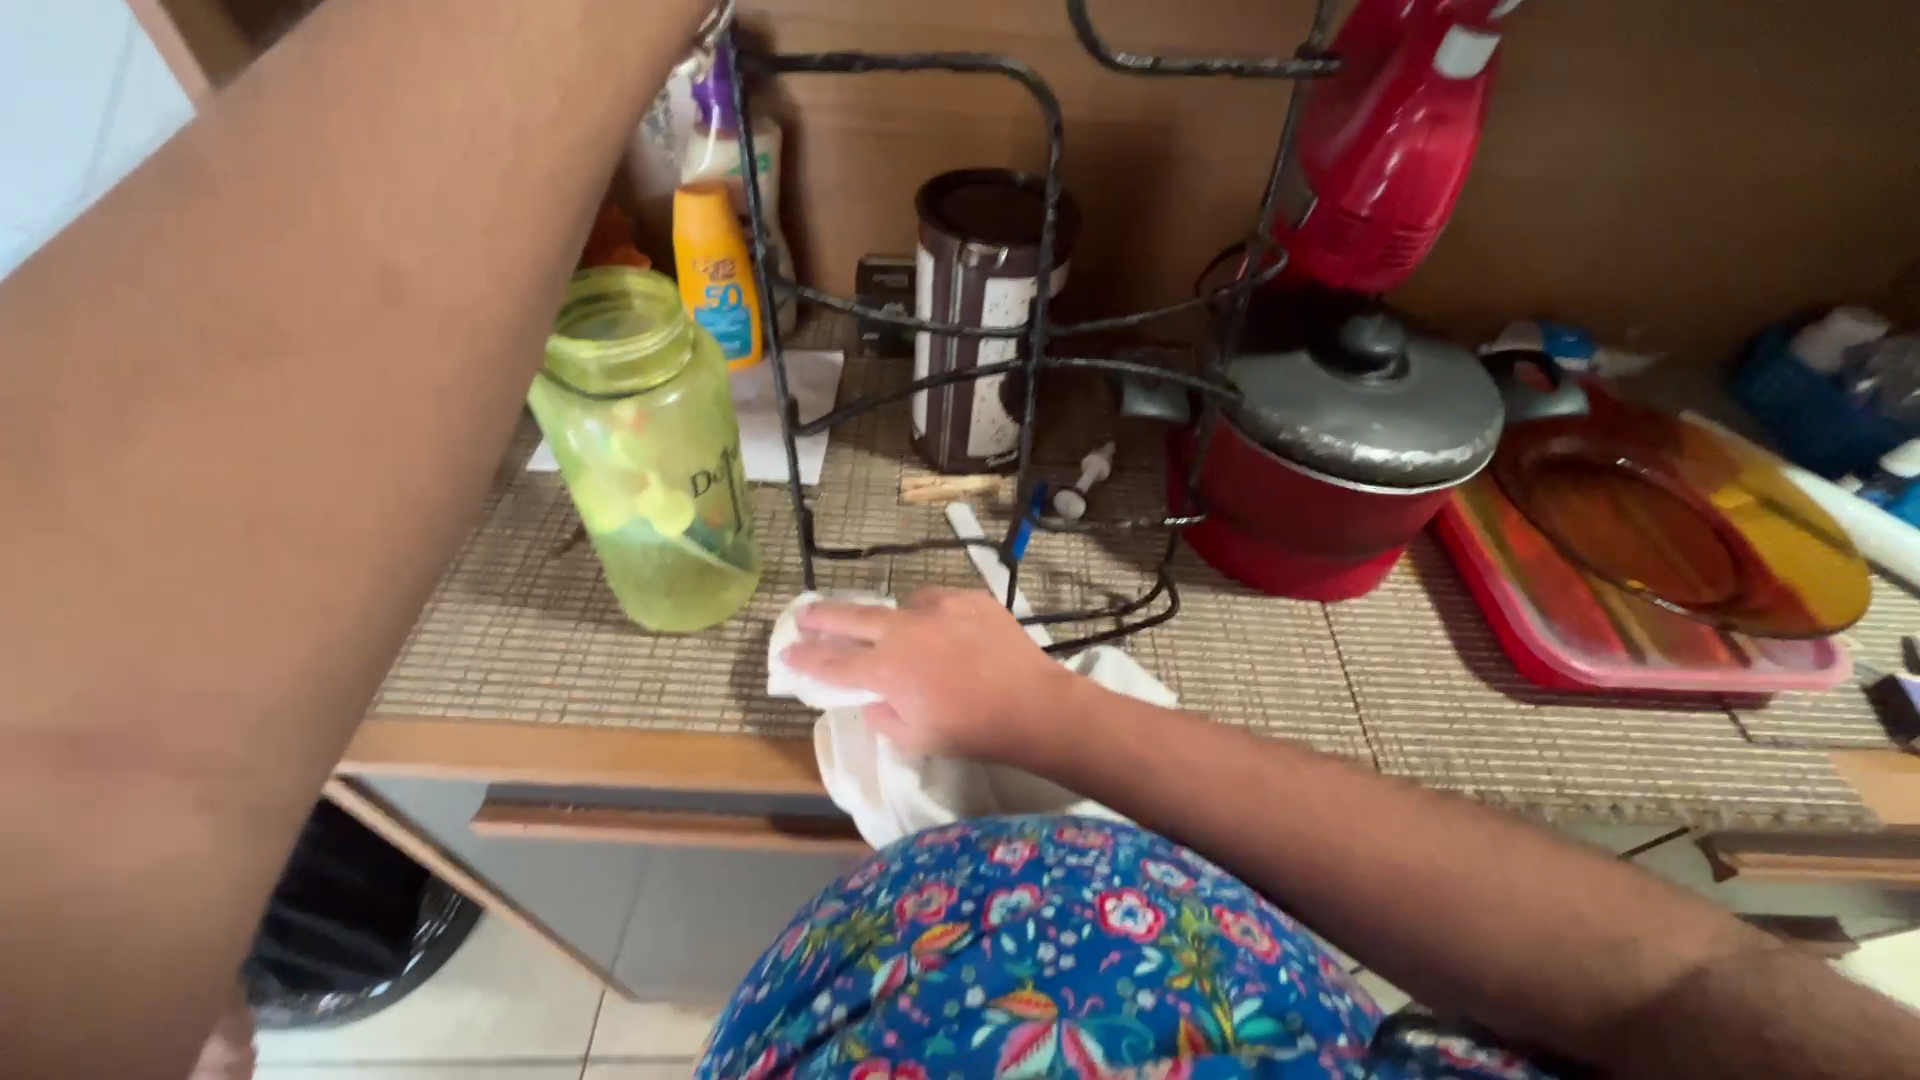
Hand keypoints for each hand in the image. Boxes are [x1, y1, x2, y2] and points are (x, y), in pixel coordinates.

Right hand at [780, 588, 1076, 761]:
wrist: (1032, 705)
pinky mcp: (967, 598)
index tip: (787, 652)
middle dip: (821, 618)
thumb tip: (871, 699)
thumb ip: (882, 715)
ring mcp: (937, 608)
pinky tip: (940, 631)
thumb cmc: (971, 731)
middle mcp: (904, 630)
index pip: (833, 663)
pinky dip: (928, 616)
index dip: (805, 659)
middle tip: (802, 615)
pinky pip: (935, 603)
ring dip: (887, 620)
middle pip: (850, 619)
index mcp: (886, 669)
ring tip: (896, 634)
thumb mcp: (915, 737)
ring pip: (898, 607)